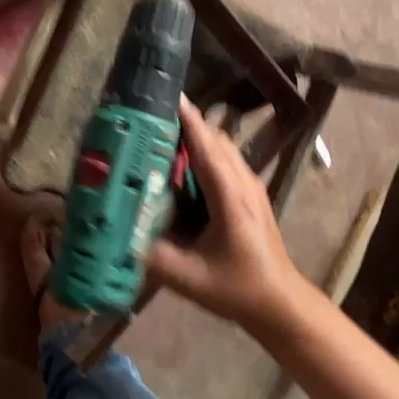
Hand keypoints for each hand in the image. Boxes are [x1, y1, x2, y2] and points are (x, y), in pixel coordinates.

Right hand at [148, 97, 306, 328]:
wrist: (280, 302)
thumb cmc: (238, 289)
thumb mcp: (189, 278)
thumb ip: (153, 257)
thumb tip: (119, 234)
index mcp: (230, 197)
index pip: (206, 146)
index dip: (187, 119)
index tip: (166, 95)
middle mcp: (243, 183)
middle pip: (214, 139)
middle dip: (185, 123)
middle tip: (149, 119)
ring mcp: (251, 187)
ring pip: (222, 147)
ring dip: (195, 137)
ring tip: (161, 136)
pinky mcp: (251, 194)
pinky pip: (225, 160)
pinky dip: (204, 151)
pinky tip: (182, 164)